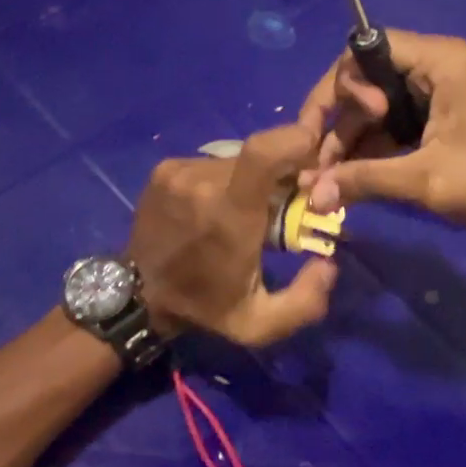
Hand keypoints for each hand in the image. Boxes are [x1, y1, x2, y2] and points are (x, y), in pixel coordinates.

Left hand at [126, 124, 338, 346]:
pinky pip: (210, 163)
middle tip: (282, 205)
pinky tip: (214, 208)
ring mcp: (178, 172)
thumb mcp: (260, 324)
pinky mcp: (165, 169)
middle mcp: (202, 184)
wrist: (137, 297)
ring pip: (234, 159)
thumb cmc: (204, 308)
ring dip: (249, 179)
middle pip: (258, 155)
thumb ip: (306, 300)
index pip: (264, 151)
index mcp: (229, 215)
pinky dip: (223, 180)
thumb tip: (328, 263)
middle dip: (279, 173)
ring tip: (244, 211)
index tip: (314, 160)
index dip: (296, 142)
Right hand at [298, 30, 465, 237]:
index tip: (330, 130)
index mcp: (439, 61)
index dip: (337, 87)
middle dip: (339, 123)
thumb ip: (364, 180)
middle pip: (365, 80)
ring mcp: (438, 94)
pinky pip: (393, 124)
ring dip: (350, 142)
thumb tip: (310, 197)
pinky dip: (371, 149)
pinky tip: (351, 180)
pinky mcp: (440, 119)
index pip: (364, 49)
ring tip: (328, 183)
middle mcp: (436, 67)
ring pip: (375, 107)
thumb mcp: (425, 181)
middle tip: (320, 168)